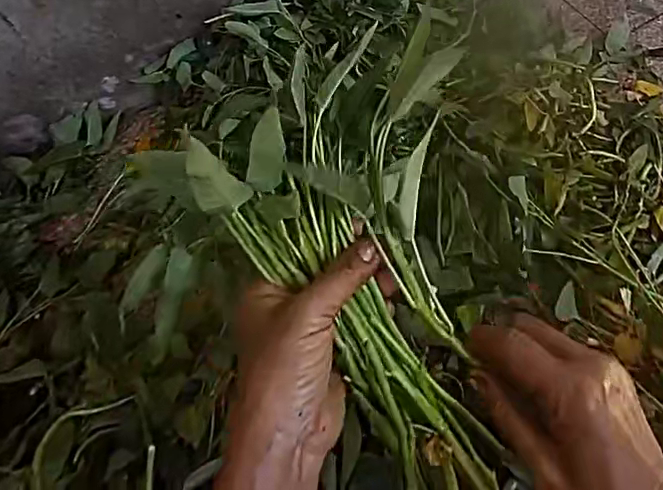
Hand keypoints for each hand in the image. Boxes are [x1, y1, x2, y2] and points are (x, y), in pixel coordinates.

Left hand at [217, 238, 384, 489]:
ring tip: (395, 274)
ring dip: (371, 281)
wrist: (288, 442)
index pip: (299, 246)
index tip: (361, 221)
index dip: (329, 231)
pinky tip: (391, 298)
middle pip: (327, 266)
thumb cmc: (282, 370)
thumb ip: (341, 275)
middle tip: (387, 248)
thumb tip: (372, 243)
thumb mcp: (308, 315)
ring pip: (345, 290)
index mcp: (268, 286)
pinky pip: (357, 315)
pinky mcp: (333, 344)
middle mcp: (288, 300)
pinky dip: (375, 306)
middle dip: (357, 257)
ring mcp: (311, 324)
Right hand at [469, 313, 662, 489]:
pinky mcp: (614, 369)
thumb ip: (508, 417)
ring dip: (523, 344)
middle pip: (531, 326)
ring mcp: (606, 363)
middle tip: (479, 356)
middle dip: (502, 336)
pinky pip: (568, 347)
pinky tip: (535, 380)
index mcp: (572, 390)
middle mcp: (590, 363)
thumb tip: (479, 377)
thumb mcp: (545, 470)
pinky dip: (545, 354)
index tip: (463, 342)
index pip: (514, 345)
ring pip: (549, 333)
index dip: (484, 340)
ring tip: (504, 371)